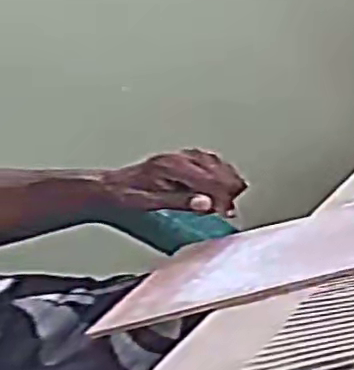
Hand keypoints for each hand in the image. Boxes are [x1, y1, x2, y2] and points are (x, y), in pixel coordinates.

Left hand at [97, 149, 246, 215]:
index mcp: (171, 165)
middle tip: (222, 211)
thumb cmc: (122, 195)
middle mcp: (184, 157)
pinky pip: (223, 168)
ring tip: (219, 203)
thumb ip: (177, 202)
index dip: (222, 199)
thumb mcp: (144, 202)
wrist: (108, 186)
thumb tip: (206, 204)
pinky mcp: (197, 158)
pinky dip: (225, 182)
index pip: (213, 181)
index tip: (223, 214)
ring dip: (228, 189)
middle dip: (227, 195)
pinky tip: (218, 192)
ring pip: (228, 171)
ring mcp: (191, 156)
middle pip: (225, 175)